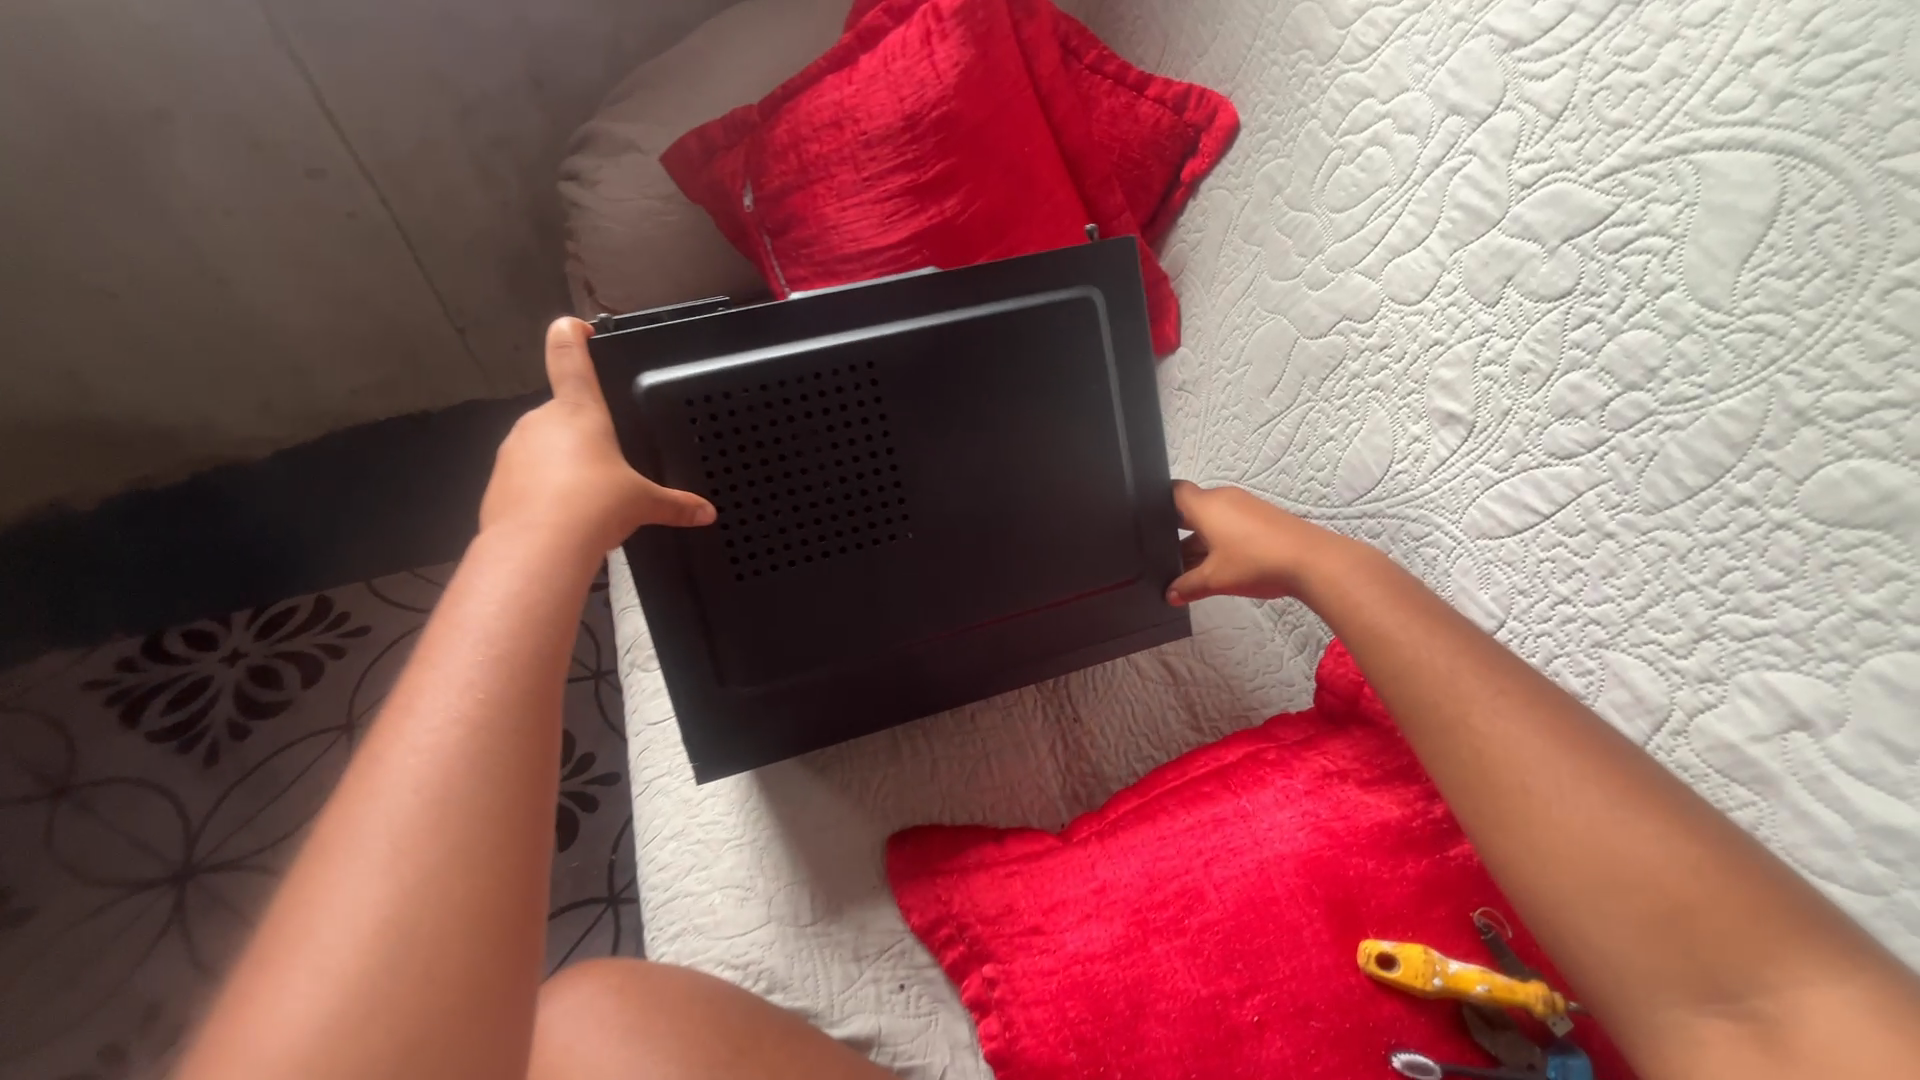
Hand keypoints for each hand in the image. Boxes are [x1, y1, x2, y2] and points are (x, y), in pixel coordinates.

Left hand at [480, 317, 714, 558]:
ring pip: (542, 449)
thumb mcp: (644, 504)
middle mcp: (541, 422)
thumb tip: (707, 513)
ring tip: (586, 501)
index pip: (570, 358)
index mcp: (579, 412)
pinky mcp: (497, 482)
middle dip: (582, 437)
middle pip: (562, 416)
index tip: (575, 327)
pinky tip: (562, 518)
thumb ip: (675, 505)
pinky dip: (541, 492)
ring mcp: (514, 450)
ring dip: (560, 466)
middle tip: (607, 467)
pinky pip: (526, 479)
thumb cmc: (596, 505)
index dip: (572, 336)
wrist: (538, 547)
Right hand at [1165, 481, 1349, 605]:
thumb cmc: (1256, 562)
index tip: (1148, 525)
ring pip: (1211, 521)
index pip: (1173, 492)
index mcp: (1205, 505)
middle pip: (1191, 510)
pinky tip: (1217, 568)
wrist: (1313, 561)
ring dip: (1200, 542)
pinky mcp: (1263, 519)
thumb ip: (1187, 586)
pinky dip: (1220, 543)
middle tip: (1164, 556)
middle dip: (1178, 533)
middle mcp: (1224, 499)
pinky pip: (1230, 526)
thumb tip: (1170, 595)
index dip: (1158, 505)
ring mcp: (1246, 508)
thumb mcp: (1215, 579)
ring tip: (1188, 571)